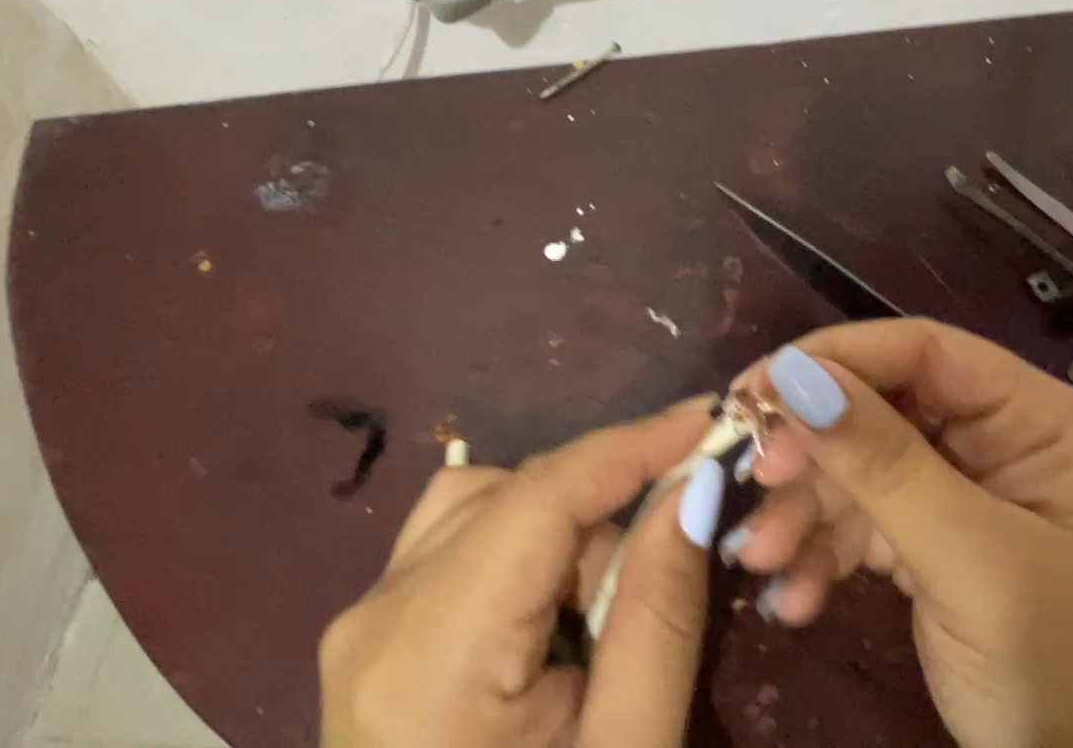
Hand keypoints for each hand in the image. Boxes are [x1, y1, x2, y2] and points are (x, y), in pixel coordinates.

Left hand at [318, 395, 726, 747]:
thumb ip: (659, 613)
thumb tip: (693, 486)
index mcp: (429, 655)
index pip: (539, 496)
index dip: (631, 443)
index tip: (710, 417)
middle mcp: (375, 614)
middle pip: (515, 496)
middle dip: (602, 519)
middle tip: (653, 590)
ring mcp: (362, 620)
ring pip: (486, 506)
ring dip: (564, 535)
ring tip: (599, 622)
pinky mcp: (371, 631)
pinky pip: (461, 541)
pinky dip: (527, 552)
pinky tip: (554, 622)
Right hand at [721, 318, 1072, 747]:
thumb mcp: (978, 567)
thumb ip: (886, 466)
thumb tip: (796, 374)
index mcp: (1034, 419)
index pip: (920, 351)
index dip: (833, 358)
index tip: (754, 393)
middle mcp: (997, 443)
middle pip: (879, 410)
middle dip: (811, 448)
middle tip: (751, 482)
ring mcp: (965, 498)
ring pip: (860, 471)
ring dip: (805, 510)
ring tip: (757, 559)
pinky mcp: (937, 550)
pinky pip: (864, 527)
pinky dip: (822, 554)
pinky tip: (793, 597)